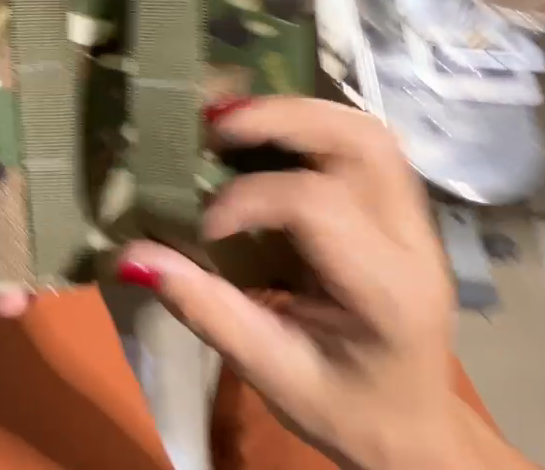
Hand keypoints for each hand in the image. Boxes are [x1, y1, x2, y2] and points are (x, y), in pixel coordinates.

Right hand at [115, 98, 520, 469]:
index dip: (245, 200)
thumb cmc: (345, 408)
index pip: (315, 205)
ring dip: (294, 113)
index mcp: (386, 290)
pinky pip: (360, 143)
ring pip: (365, 130)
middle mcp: (411, 241)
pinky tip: (261, 137)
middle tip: (211, 127)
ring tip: (231, 122)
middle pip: (359, 142)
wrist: (414, 432)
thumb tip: (130, 254)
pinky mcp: (396, 208)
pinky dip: (306, 125)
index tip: (201, 227)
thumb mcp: (270, 372)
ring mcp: (412, 220)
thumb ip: (204, 308)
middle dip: (279, 119)